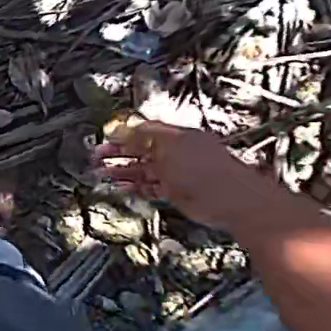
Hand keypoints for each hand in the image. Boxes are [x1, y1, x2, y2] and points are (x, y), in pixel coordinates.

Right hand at [94, 118, 316, 235]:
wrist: (233, 200)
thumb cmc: (206, 169)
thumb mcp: (168, 146)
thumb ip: (142, 137)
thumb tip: (121, 129)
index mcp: (175, 137)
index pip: (143, 131)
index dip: (123, 134)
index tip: (104, 138)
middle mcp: (175, 153)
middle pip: (140, 150)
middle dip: (117, 153)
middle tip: (96, 156)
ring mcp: (175, 173)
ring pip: (142, 169)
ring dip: (121, 170)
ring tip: (101, 173)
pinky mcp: (175, 192)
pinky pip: (149, 187)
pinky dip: (133, 186)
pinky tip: (120, 186)